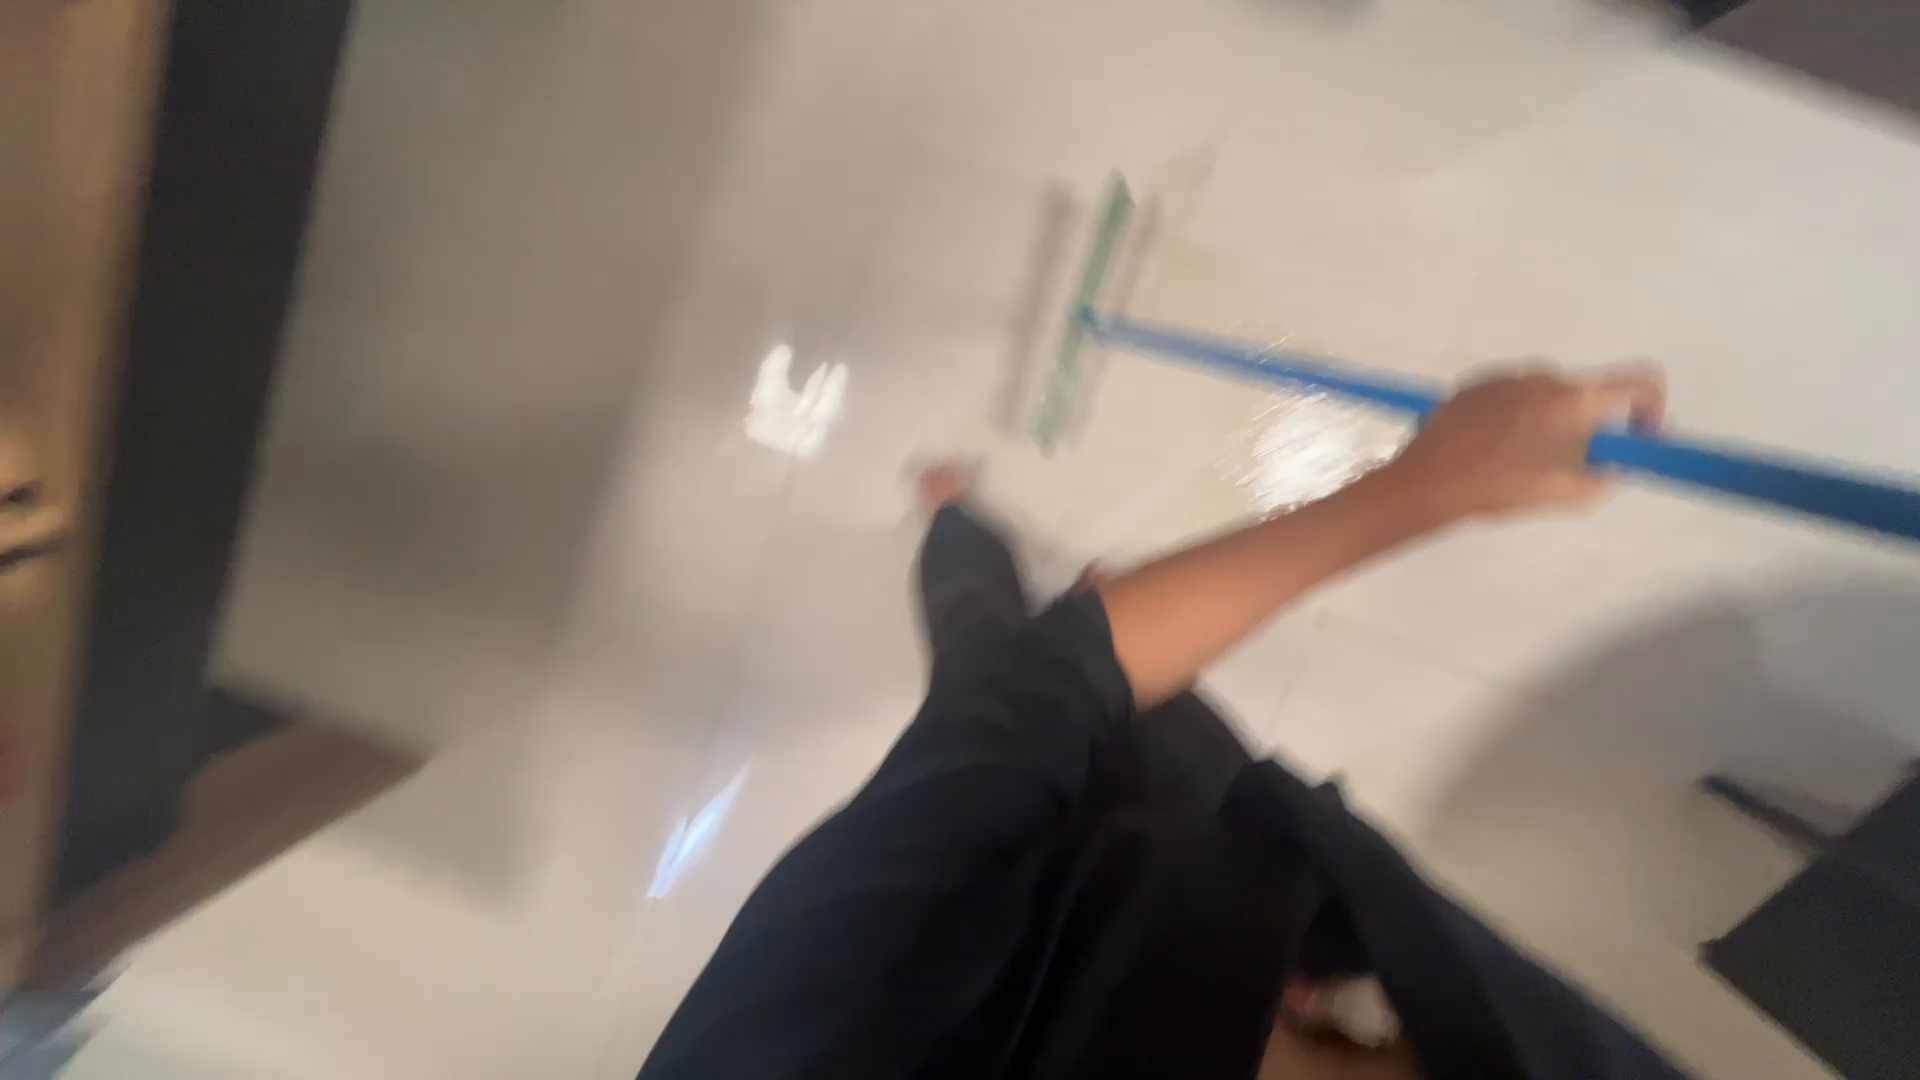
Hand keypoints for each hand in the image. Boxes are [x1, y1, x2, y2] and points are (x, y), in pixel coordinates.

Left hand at [1380, 363, 1665, 521]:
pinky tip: (1486, 448)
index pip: (1640, 380)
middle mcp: (1540, 375)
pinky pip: (1505, 398)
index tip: (1633, 438)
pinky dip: (1508, 418)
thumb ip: (1610, 472)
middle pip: (1582, 395)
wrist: (1425, 483)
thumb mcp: (1574, 492)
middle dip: (1583, 425)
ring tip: (1515, 460)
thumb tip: (1612, 460)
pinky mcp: (1466, 387)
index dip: (1651, 408)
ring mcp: (1499, 378)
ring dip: (1542, 422)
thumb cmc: (1502, 487)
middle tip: (1562, 462)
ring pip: (1540, 397)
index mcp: (1574, 396)